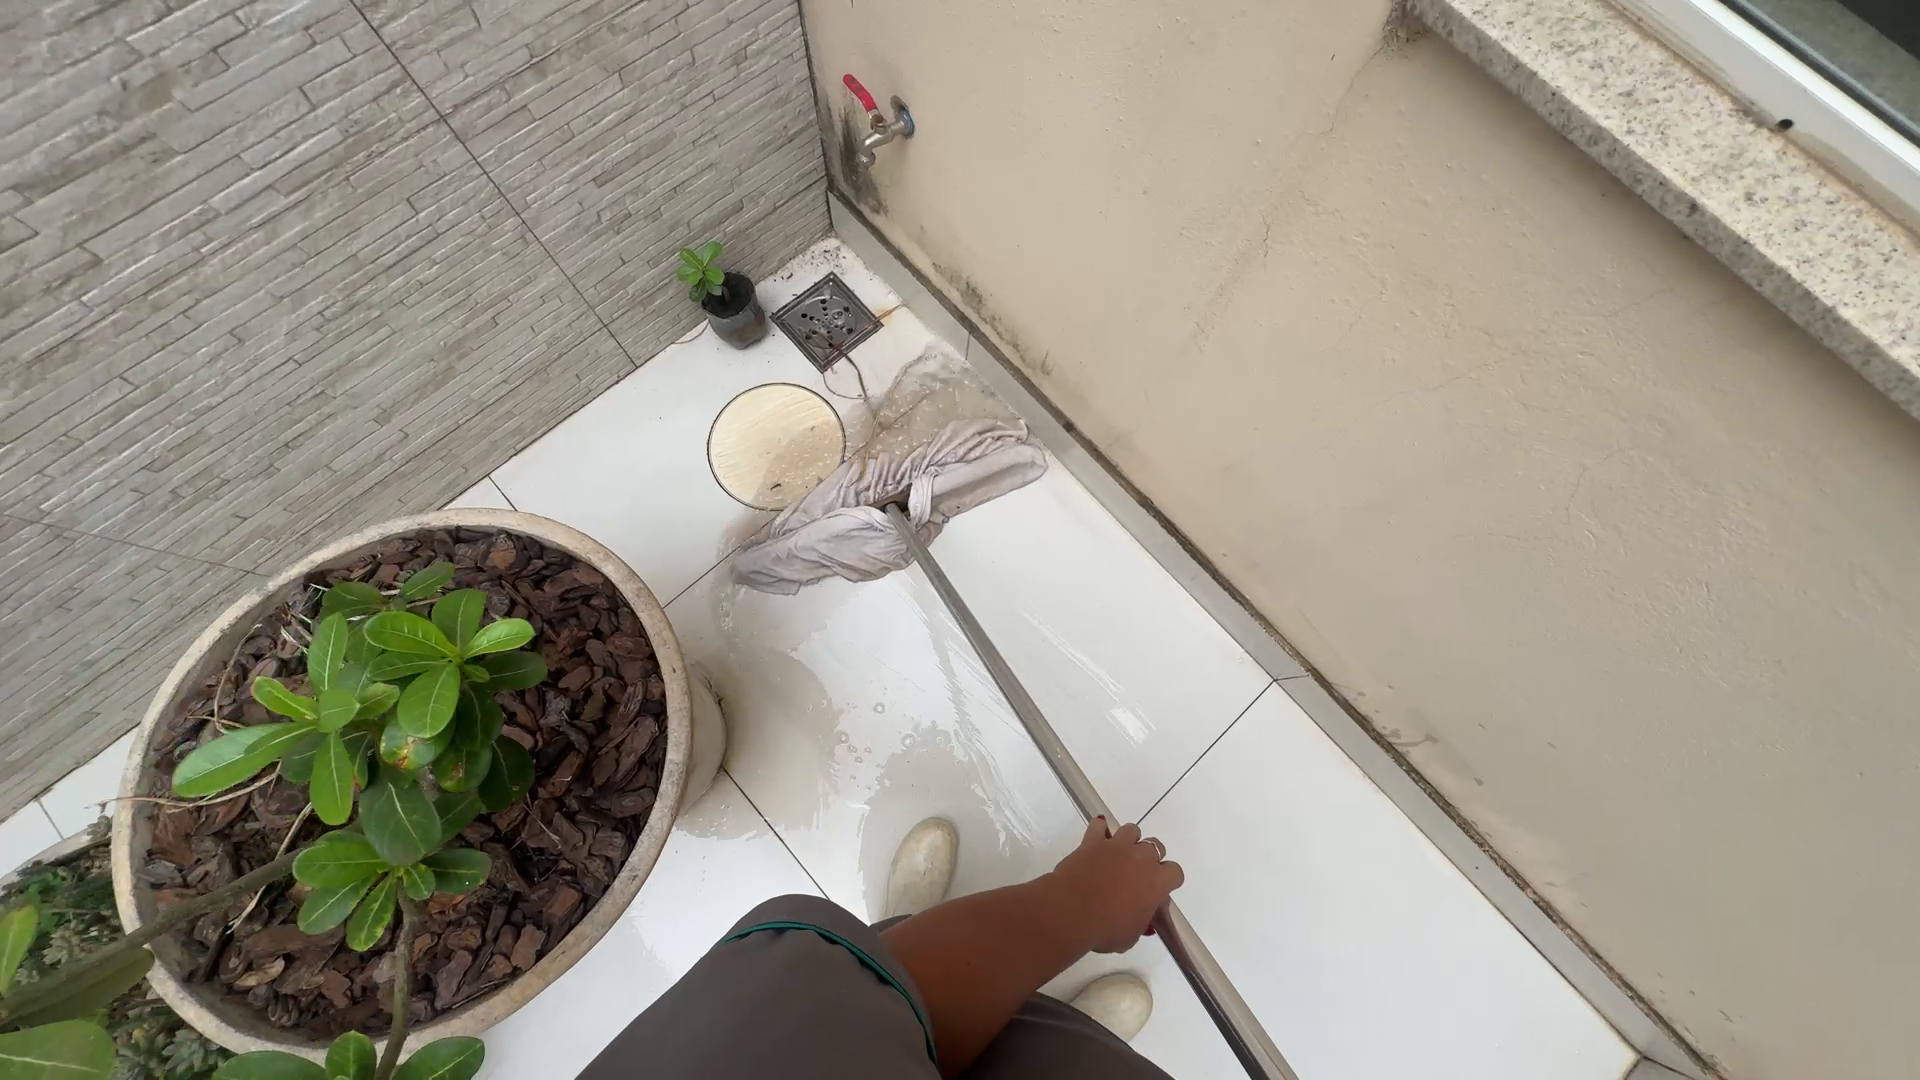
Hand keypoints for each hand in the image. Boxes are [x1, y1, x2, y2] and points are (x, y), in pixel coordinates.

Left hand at [1043, 817, 1184, 953]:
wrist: (1072, 912)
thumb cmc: (1105, 930)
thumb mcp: (1132, 934)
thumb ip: (1142, 917)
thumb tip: (1141, 912)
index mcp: (1156, 882)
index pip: (1175, 871)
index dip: (1168, 879)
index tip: (1159, 889)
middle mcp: (1141, 858)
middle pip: (1155, 846)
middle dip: (1150, 858)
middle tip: (1137, 874)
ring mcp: (1116, 845)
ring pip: (1132, 830)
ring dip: (1129, 841)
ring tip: (1119, 856)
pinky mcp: (1093, 840)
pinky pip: (1099, 825)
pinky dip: (1100, 831)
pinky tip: (1097, 842)